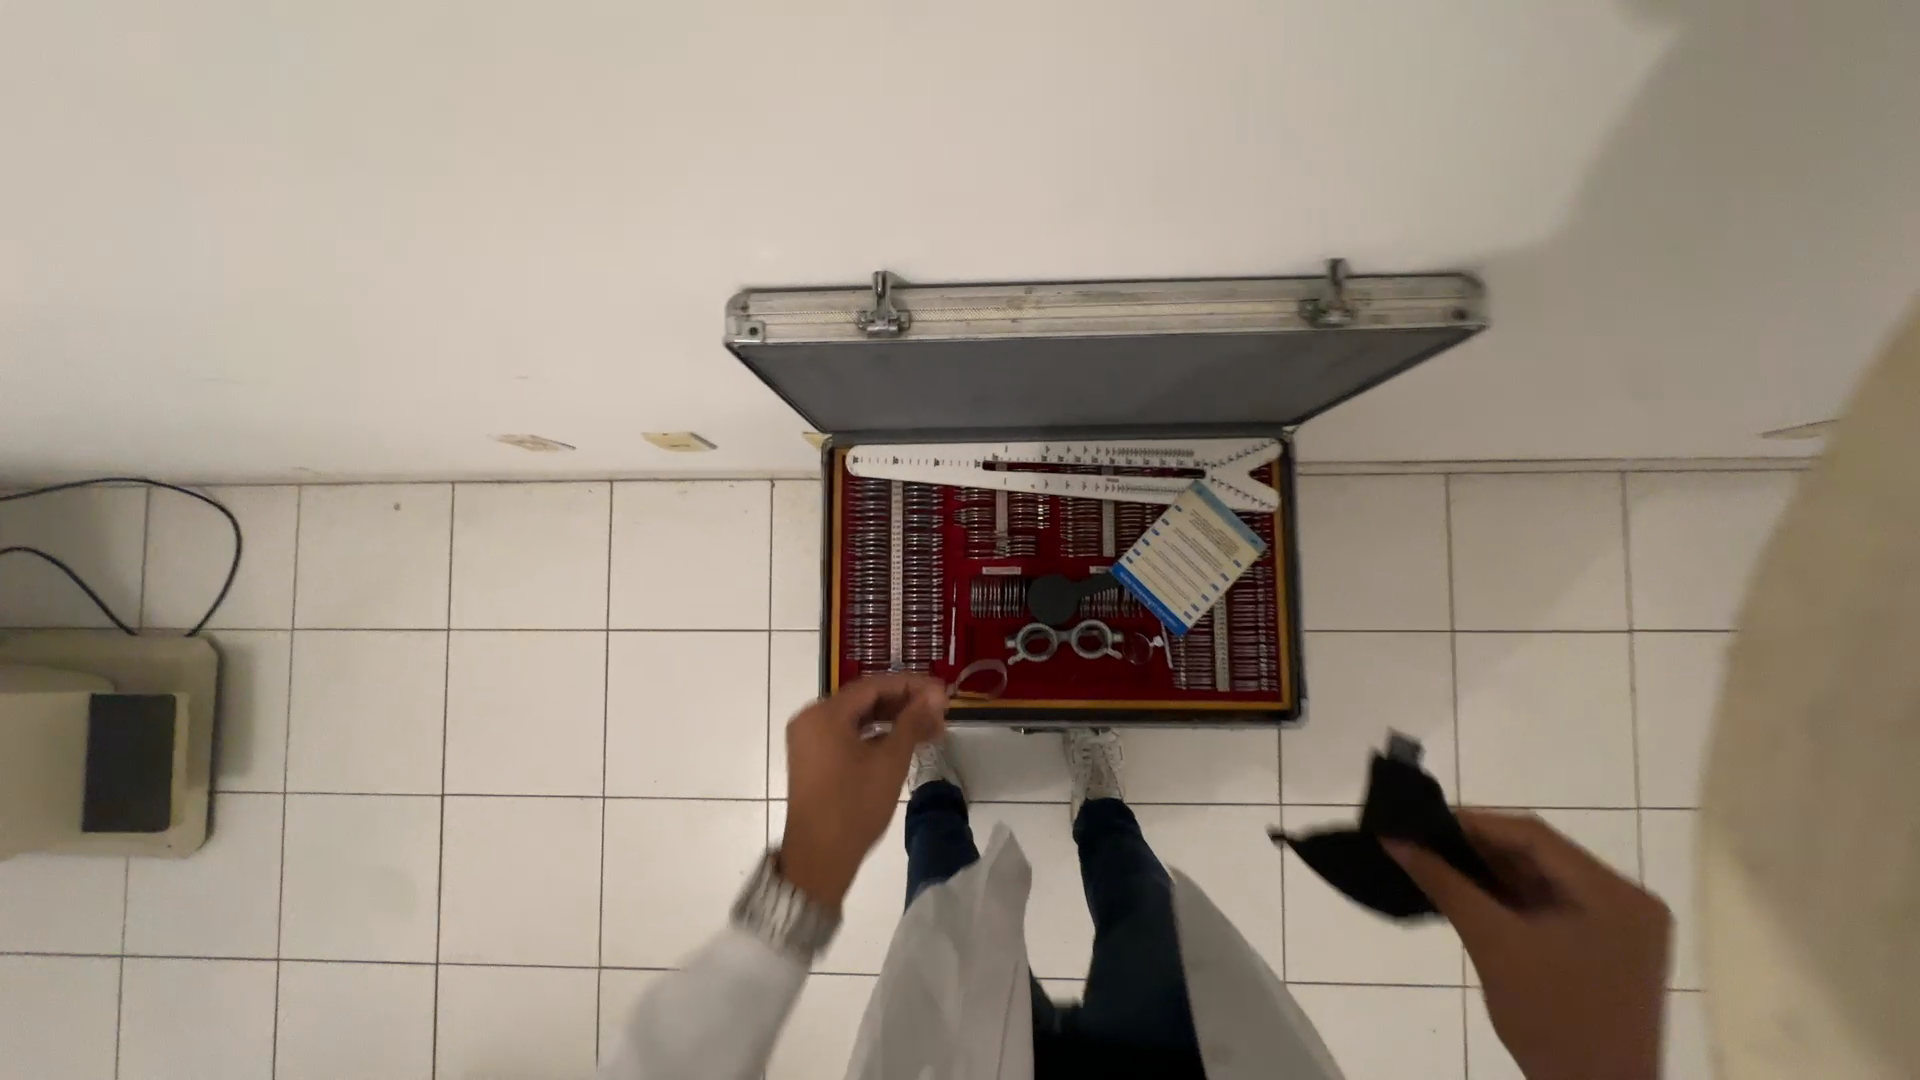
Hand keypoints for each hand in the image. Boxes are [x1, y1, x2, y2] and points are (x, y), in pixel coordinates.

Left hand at [779, 675, 947, 910]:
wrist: (819, 860)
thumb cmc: (855, 806)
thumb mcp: (890, 760)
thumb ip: (913, 721)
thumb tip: (936, 695)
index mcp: (825, 713)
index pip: (874, 685)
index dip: (912, 685)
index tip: (943, 692)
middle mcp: (811, 718)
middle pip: (865, 700)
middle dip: (905, 704)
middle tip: (940, 711)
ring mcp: (809, 739)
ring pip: (858, 718)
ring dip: (893, 721)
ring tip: (930, 729)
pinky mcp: (813, 758)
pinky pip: (848, 735)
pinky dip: (876, 736)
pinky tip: (904, 742)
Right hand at [1388, 810, 1671, 1079]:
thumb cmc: (1552, 1018)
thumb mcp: (1492, 942)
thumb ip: (1443, 882)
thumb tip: (1393, 837)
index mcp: (1615, 895)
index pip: (1534, 836)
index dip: (1473, 822)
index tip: (1419, 819)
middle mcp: (1625, 899)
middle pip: (1538, 853)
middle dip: (1476, 846)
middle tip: (1419, 838)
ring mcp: (1616, 923)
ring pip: (1537, 875)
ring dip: (1486, 869)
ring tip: (1431, 858)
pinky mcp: (1600, 943)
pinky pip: (1544, 901)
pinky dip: (1503, 894)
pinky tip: (1462, 888)